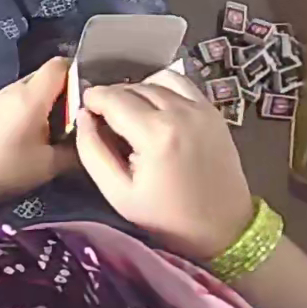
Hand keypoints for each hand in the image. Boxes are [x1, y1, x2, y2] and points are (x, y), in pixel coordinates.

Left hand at [0, 56, 80, 202]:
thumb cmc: (8, 167)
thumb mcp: (49, 164)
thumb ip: (75, 149)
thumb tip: (91, 138)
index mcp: (32, 96)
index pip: (60, 65)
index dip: (78, 73)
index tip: (89, 95)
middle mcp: (15, 88)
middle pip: (47, 74)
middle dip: (66, 89)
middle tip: (78, 115)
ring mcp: (0, 96)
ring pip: (34, 87)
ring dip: (49, 100)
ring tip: (60, 126)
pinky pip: (20, 97)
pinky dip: (34, 107)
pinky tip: (38, 131)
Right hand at [76, 69, 253, 260]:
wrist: (223, 226)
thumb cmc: (165, 216)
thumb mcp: (117, 193)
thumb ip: (92, 151)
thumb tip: (84, 117)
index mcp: (155, 135)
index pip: (113, 98)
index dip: (92, 99)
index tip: (85, 110)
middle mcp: (180, 112)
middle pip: (133, 87)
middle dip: (112, 97)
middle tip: (103, 118)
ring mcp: (200, 108)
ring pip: (155, 81)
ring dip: (136, 90)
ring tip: (128, 113)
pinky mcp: (212, 110)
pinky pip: (180, 83)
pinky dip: (161, 88)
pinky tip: (154, 108)